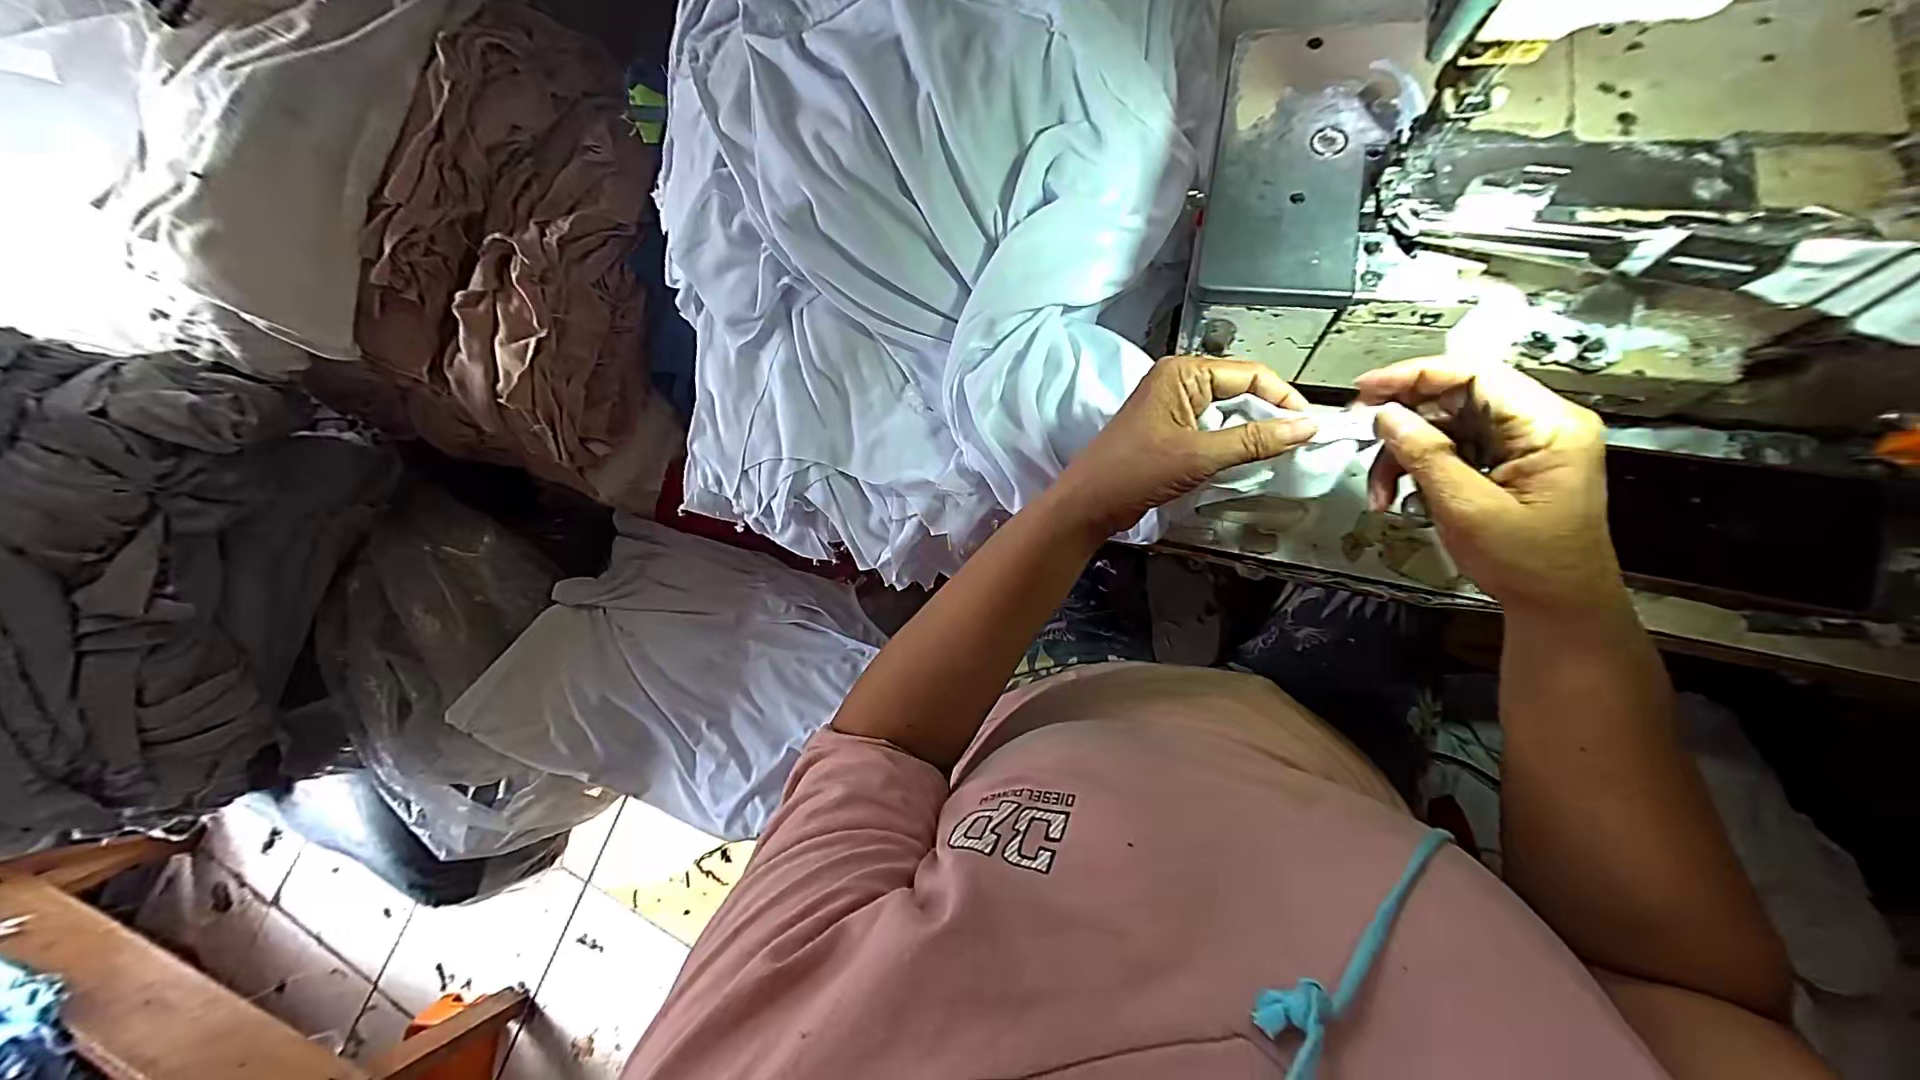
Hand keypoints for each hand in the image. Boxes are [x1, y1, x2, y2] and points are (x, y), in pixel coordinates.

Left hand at [1050, 355, 1318, 537]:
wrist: (1088, 503)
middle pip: (1240, 389)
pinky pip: (1210, 428)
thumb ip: (1254, 440)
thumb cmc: (1135, 472)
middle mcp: (1177, 381)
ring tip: (1278, 451)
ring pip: (1226, 411)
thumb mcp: (1199, 455)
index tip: (1309, 426)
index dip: (1283, 398)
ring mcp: (1171, 405)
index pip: (1249, 373)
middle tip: (1298, 442)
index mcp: (1182, 373)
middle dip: (1269, 413)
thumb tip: (1306, 428)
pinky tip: (1247, 458)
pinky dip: (1230, 441)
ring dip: (1251, 430)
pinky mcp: (1168, 430)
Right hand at [1355, 357, 1624, 613]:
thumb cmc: (1526, 562)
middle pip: (1456, 398)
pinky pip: (1449, 448)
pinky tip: (1395, 493)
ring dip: (1402, 453)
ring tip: (1378, 490)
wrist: (1557, 605)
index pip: (1476, 375)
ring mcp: (1521, 442)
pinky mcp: (1504, 461)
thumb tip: (1386, 415)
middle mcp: (1538, 424)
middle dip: (1402, 419)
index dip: (1415, 376)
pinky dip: (1415, 468)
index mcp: (1548, 427)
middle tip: (1361, 435)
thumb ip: (1426, 456)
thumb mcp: (1468, 509)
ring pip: (1444, 424)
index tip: (1365, 389)